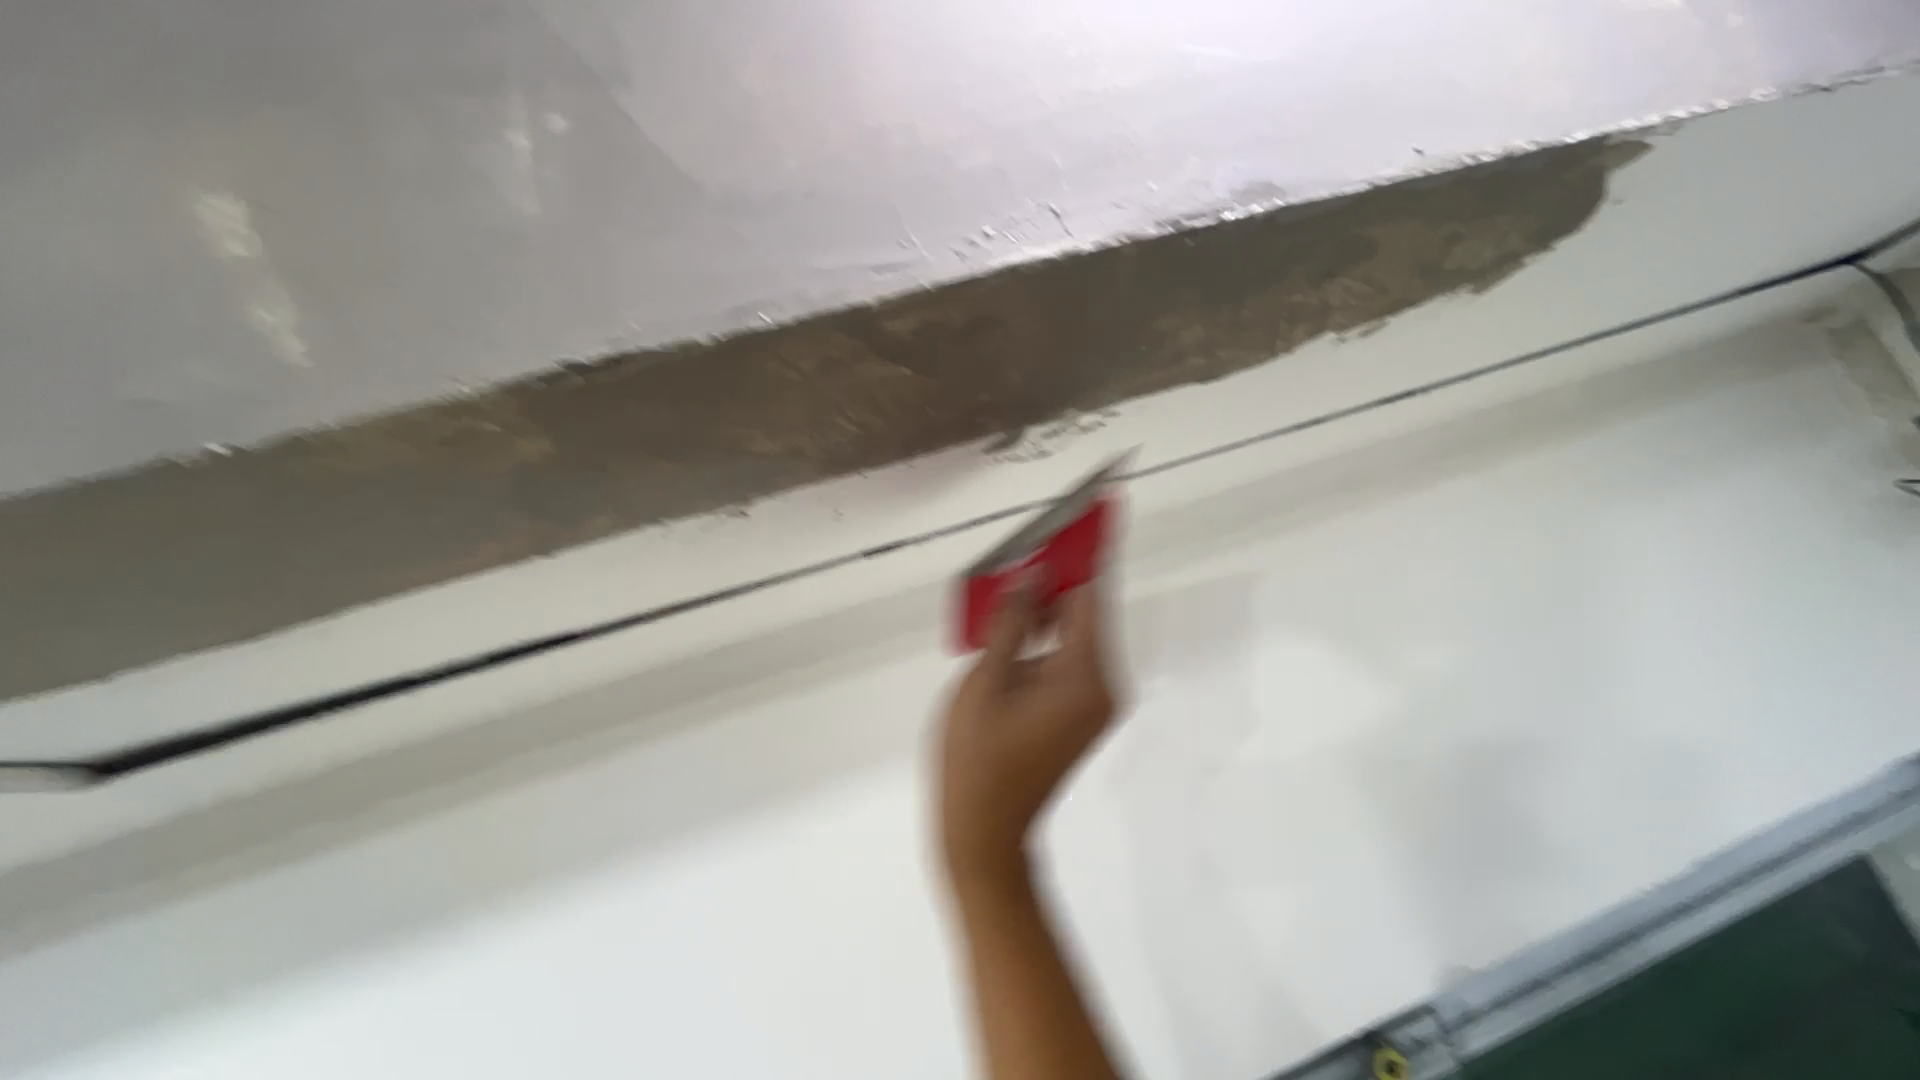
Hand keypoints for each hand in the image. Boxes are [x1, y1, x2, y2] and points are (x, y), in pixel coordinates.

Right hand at [936, 577, 1123, 890]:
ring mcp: (1095, 704)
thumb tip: (1035, 574)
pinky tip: (1008, 638)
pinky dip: (1044, 643)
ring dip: (1045, 614)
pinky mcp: (1080, 716)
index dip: (1086, 554)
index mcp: (1085, 676)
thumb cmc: (976, 756)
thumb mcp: (985, 680)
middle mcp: (1104, 686)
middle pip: (1087, 615)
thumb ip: (1013, 622)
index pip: (1093, 597)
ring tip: (1002, 600)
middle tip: (1015, 561)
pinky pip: (1068, 663)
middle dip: (1055, 583)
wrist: (984, 831)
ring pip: (1075, 637)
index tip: (1089, 512)